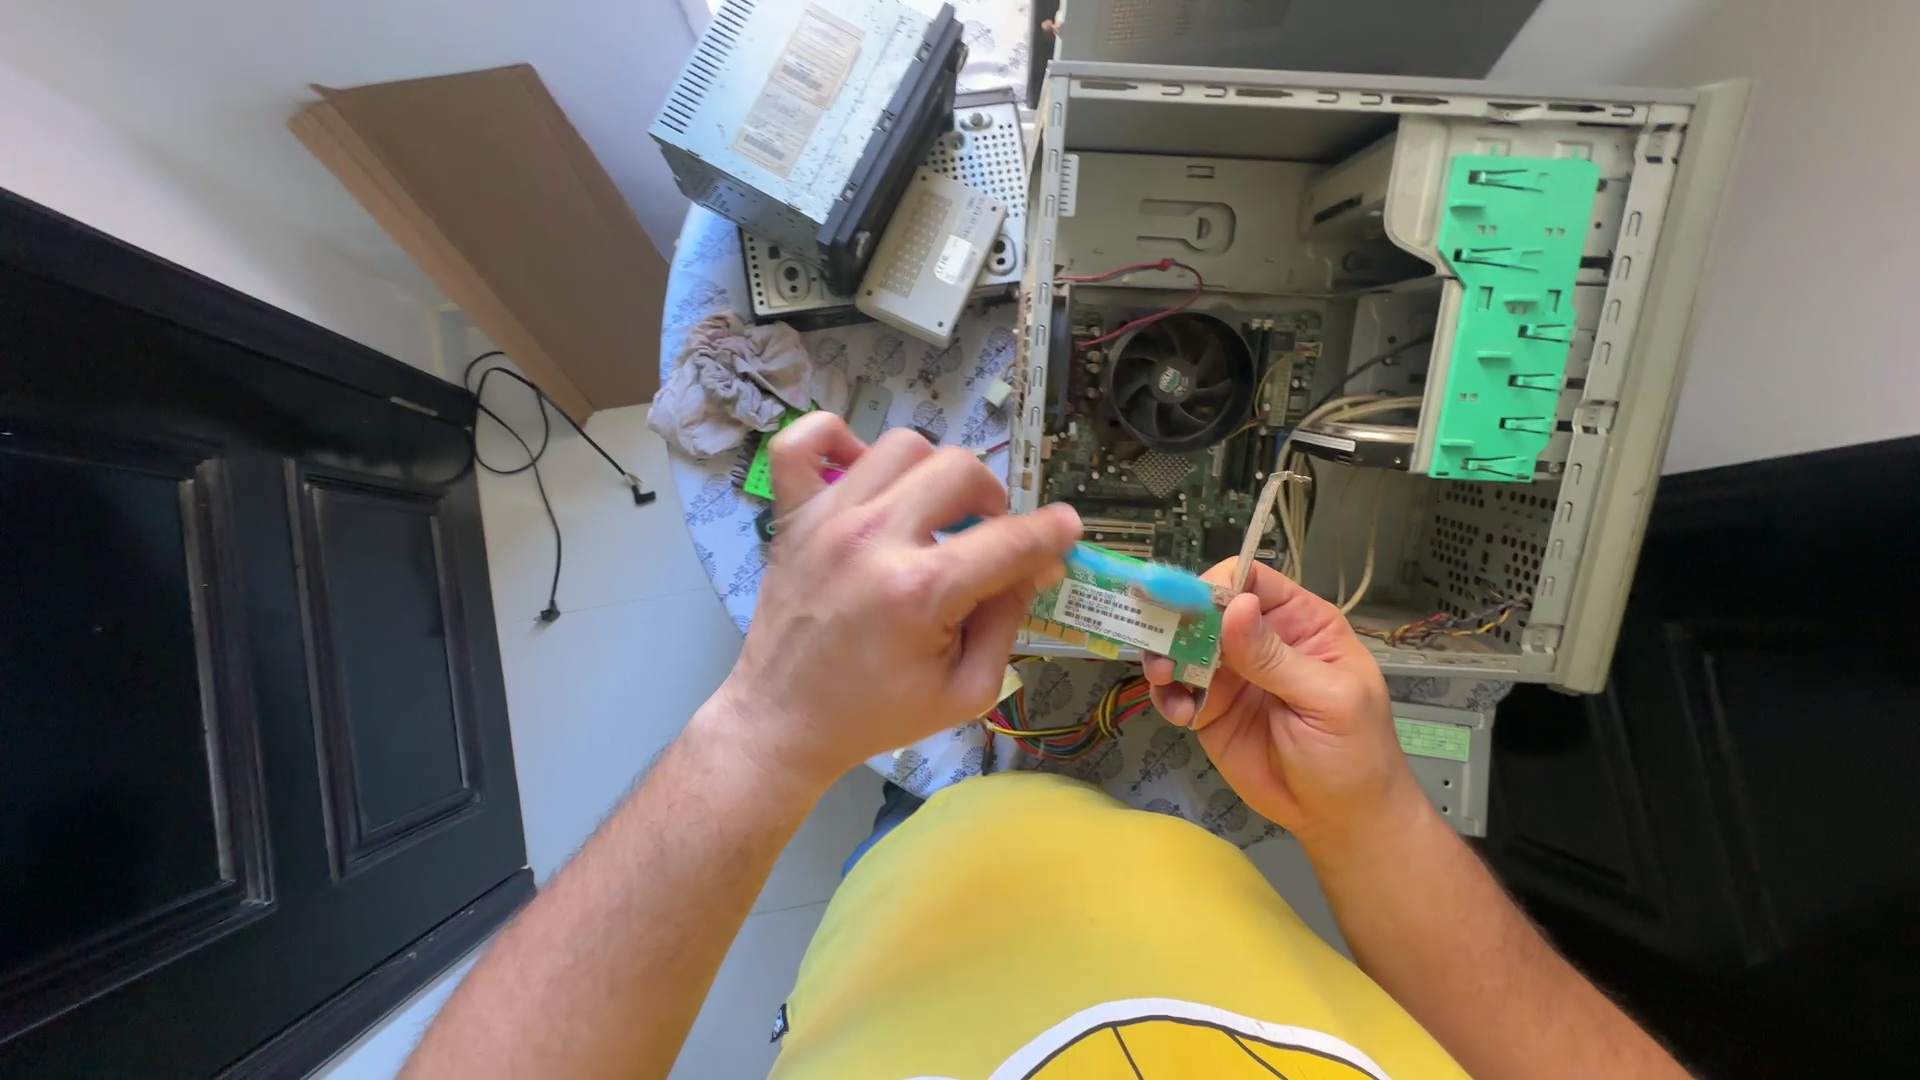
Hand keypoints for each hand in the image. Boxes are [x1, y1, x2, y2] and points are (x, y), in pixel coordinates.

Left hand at [703, 413, 1081, 790]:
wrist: (783, 722)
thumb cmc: (877, 714)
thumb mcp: (967, 689)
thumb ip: (1008, 619)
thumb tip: (1036, 564)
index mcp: (920, 590)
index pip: (1008, 539)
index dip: (1050, 531)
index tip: (1066, 527)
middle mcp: (874, 538)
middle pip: (959, 470)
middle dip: (991, 500)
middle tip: (986, 536)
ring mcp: (826, 519)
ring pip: (902, 446)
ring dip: (933, 473)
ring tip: (933, 512)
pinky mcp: (792, 515)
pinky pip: (802, 441)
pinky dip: (836, 438)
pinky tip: (863, 470)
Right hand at [1142, 560, 1427, 848]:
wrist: (1339, 820)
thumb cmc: (1354, 753)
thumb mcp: (1327, 700)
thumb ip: (1276, 657)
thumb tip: (1236, 606)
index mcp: (1297, 623)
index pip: (1251, 580)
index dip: (1218, 584)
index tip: (1191, 607)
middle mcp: (1257, 640)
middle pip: (1204, 609)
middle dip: (1177, 622)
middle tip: (1162, 646)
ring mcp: (1229, 674)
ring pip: (1181, 647)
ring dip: (1164, 658)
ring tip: (1165, 681)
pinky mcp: (1208, 707)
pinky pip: (1174, 690)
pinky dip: (1167, 697)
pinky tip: (1180, 716)